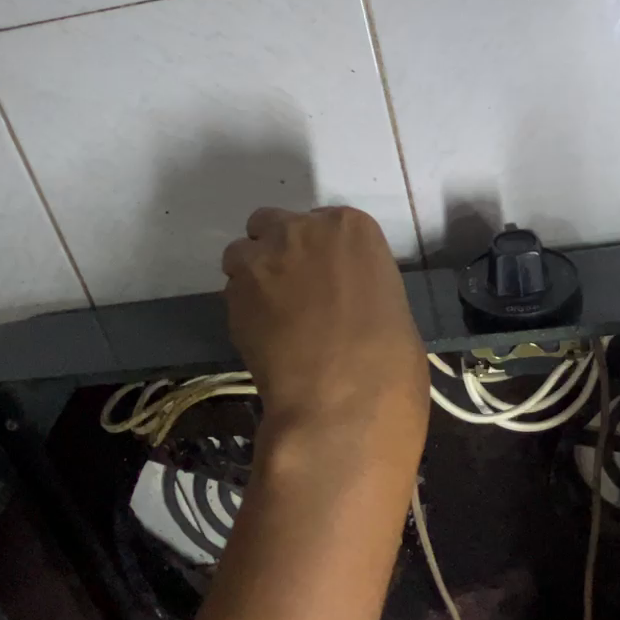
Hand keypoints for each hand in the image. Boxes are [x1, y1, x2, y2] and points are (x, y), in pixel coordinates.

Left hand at [221, 207, 428, 464]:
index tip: (324, 276)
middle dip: (277, 249)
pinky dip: (242, 307)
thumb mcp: (388, 300)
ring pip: (241, 252)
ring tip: (269, 313)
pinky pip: (232, 291)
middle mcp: (301, 230)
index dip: (318, 249)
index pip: (322, 221)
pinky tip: (261, 337)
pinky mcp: (233, 294)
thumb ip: (356, 280)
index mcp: (351, 227)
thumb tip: (339, 295)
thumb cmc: (388, 356)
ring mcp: (262, 259)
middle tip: (290, 287)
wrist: (343, 398)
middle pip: (272, 223)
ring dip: (252, 275)